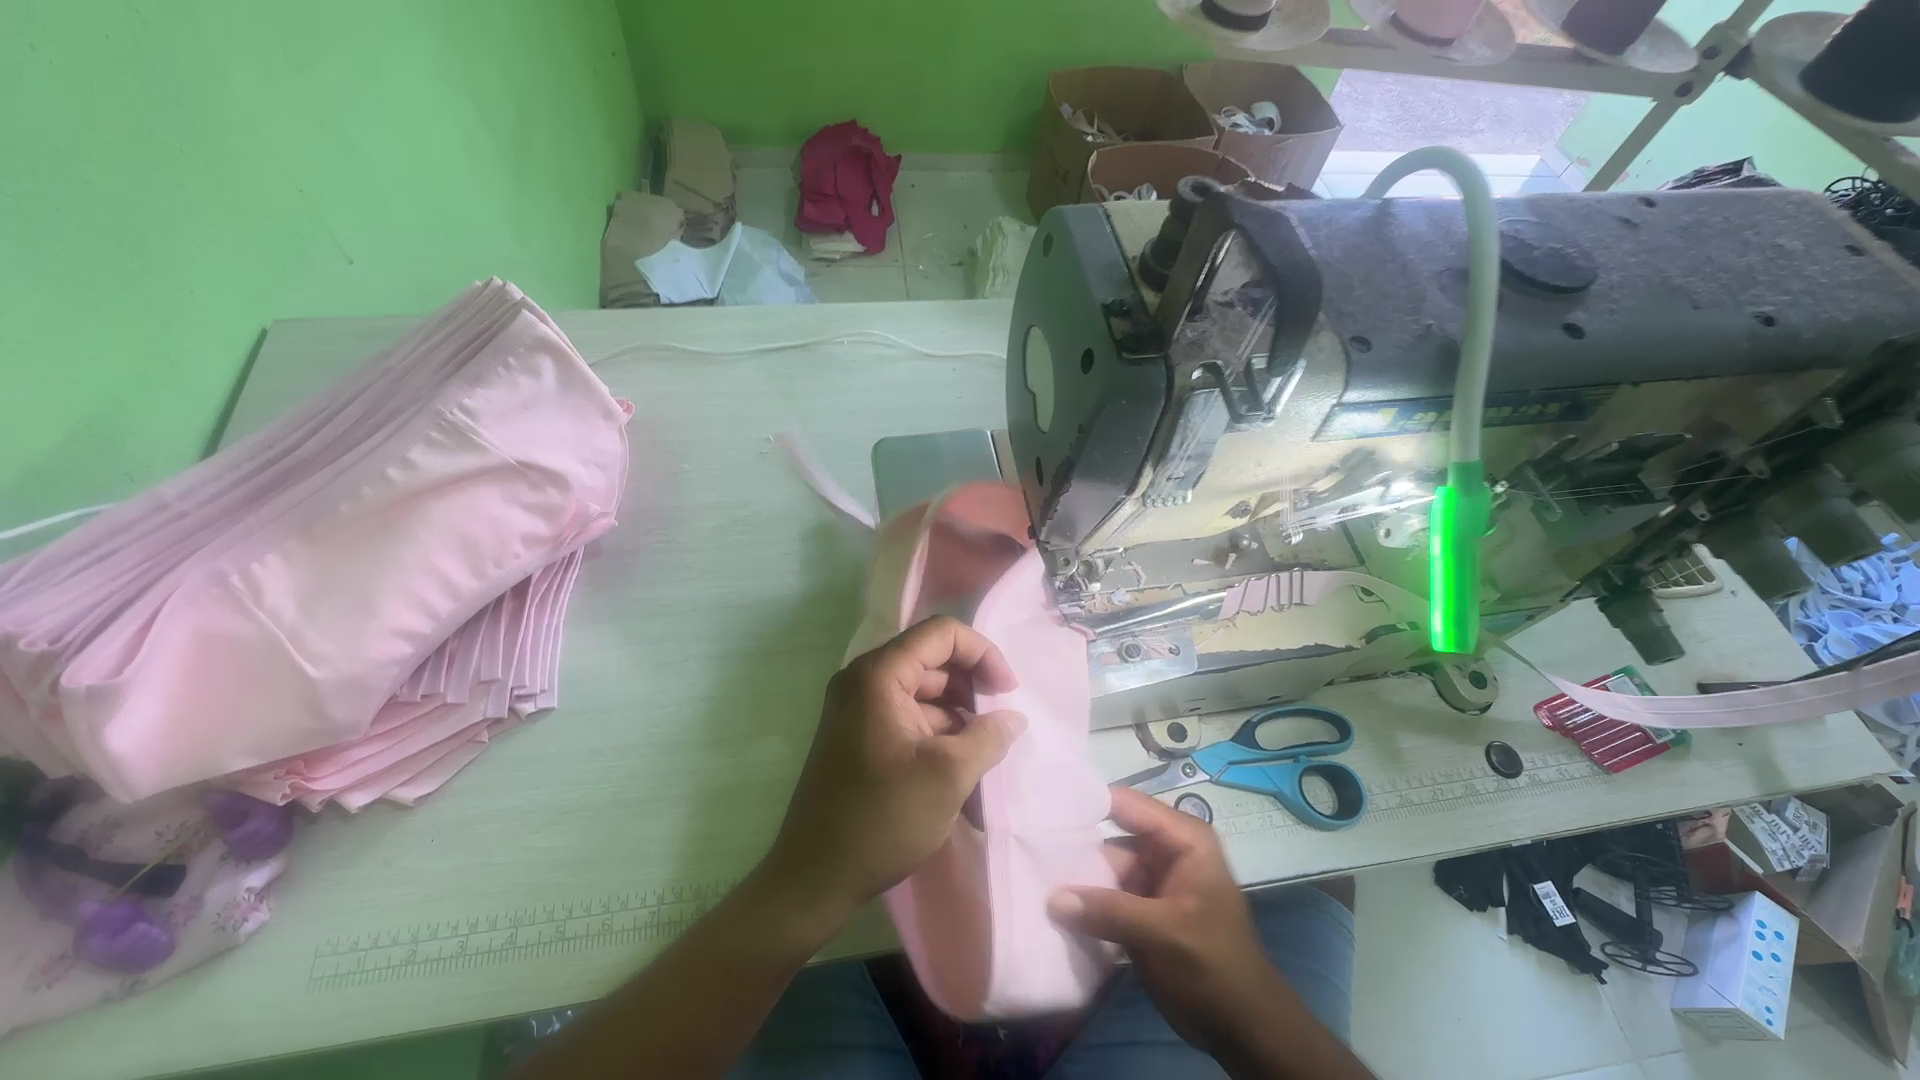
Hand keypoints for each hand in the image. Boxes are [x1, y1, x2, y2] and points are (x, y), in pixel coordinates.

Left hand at [763, 616, 1027, 919]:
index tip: (1008, 693)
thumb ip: (988, 737)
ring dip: (958, 716)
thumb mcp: (947, 776)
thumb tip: (1012, 718)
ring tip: (985, 754)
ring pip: (922, 693)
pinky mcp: (857, 737)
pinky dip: (937, 734)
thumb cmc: (881, 819)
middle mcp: (862, 681)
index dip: (983, 654)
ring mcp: (856, 710)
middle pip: (931, 661)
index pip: (941, 634)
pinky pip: (906, 718)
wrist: (815, 876)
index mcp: (878, 675)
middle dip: (972, 687)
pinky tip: (960, 769)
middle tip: (1000, 725)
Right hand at [1048, 787, 1287, 1058]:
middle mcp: (1164, 854)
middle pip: (1108, 839)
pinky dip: (1079, 907)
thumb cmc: (1216, 966)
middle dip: (1071, 848)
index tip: (1041, 805)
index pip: (1127, 805)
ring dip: (1071, 881)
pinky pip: (1100, 901)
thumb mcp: (1167, 934)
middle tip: (1023, 850)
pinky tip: (1044, 908)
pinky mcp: (1137, 915)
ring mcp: (1149, 885)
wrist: (1241, 1026)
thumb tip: (1053, 898)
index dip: (1087, 802)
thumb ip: (1111, 912)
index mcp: (1183, 840)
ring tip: (1026, 880)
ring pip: (1100, 871)